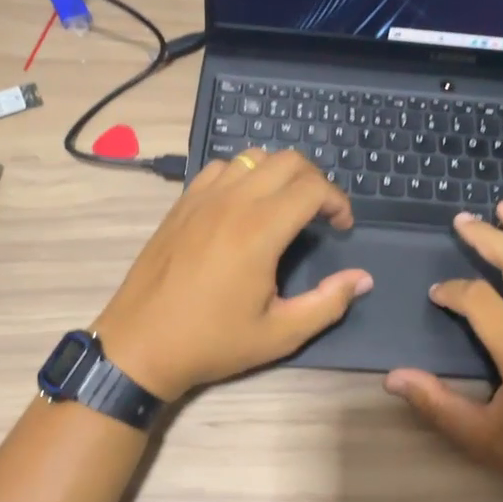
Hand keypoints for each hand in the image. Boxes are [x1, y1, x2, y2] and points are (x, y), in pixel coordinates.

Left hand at [91, 147, 371, 401]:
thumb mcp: (279, 334)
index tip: (342, 228)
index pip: (313, 187)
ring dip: (280, 173)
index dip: (338, 201)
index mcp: (260, 230)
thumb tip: (362, 279)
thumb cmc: (211, 342)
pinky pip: (221, 167)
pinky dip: (244, 174)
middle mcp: (233, 201)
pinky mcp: (182, 203)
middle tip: (321, 214)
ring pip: (254, 156)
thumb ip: (327, 303)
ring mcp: (203, 197)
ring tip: (286, 205)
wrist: (139, 345)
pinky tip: (245, 205)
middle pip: (288, 160)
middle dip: (315, 180)